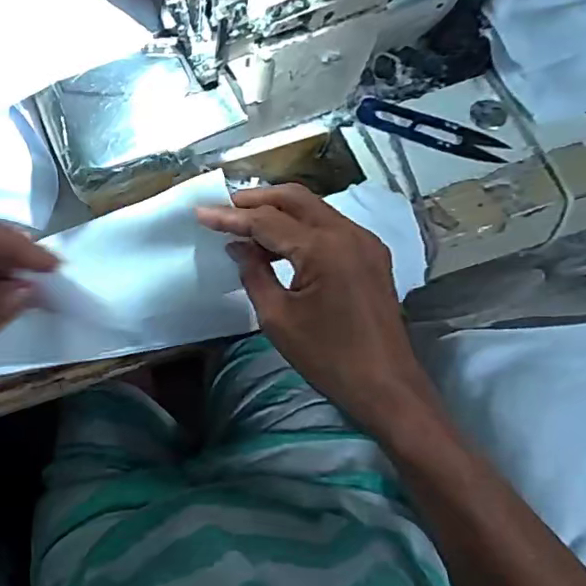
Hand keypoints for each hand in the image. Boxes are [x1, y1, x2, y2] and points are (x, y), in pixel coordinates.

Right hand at [196, 184, 437, 427]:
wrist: (386, 386)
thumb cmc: (326, 356)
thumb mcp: (277, 317)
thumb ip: (254, 273)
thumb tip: (238, 247)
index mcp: (324, 249)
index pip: (267, 220)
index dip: (230, 217)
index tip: (199, 213)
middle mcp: (348, 234)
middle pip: (295, 199)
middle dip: (255, 200)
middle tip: (222, 210)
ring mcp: (364, 242)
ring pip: (313, 208)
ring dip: (277, 210)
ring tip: (243, 224)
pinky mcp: (370, 256)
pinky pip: (328, 225)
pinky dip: (298, 226)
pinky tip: (276, 243)